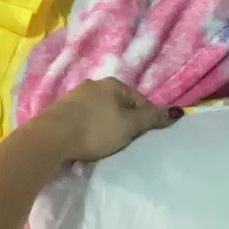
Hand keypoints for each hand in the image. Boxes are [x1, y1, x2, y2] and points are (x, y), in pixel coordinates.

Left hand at [24, 78, 179, 161]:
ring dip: (105, 124)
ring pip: (99, 111)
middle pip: (118, 104)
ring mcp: (74, 96)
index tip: (141, 137)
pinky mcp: (59, 111)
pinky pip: (83, 118)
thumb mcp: (129, 125)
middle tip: (125, 141)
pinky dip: (88, 128)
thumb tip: (178, 111)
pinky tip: (86, 141)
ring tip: (105, 143)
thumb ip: (151, 118)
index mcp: (113, 84)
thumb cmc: (95, 129)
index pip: (139, 99)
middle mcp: (93, 85)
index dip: (145, 118)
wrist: (51, 137)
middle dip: (124, 120)